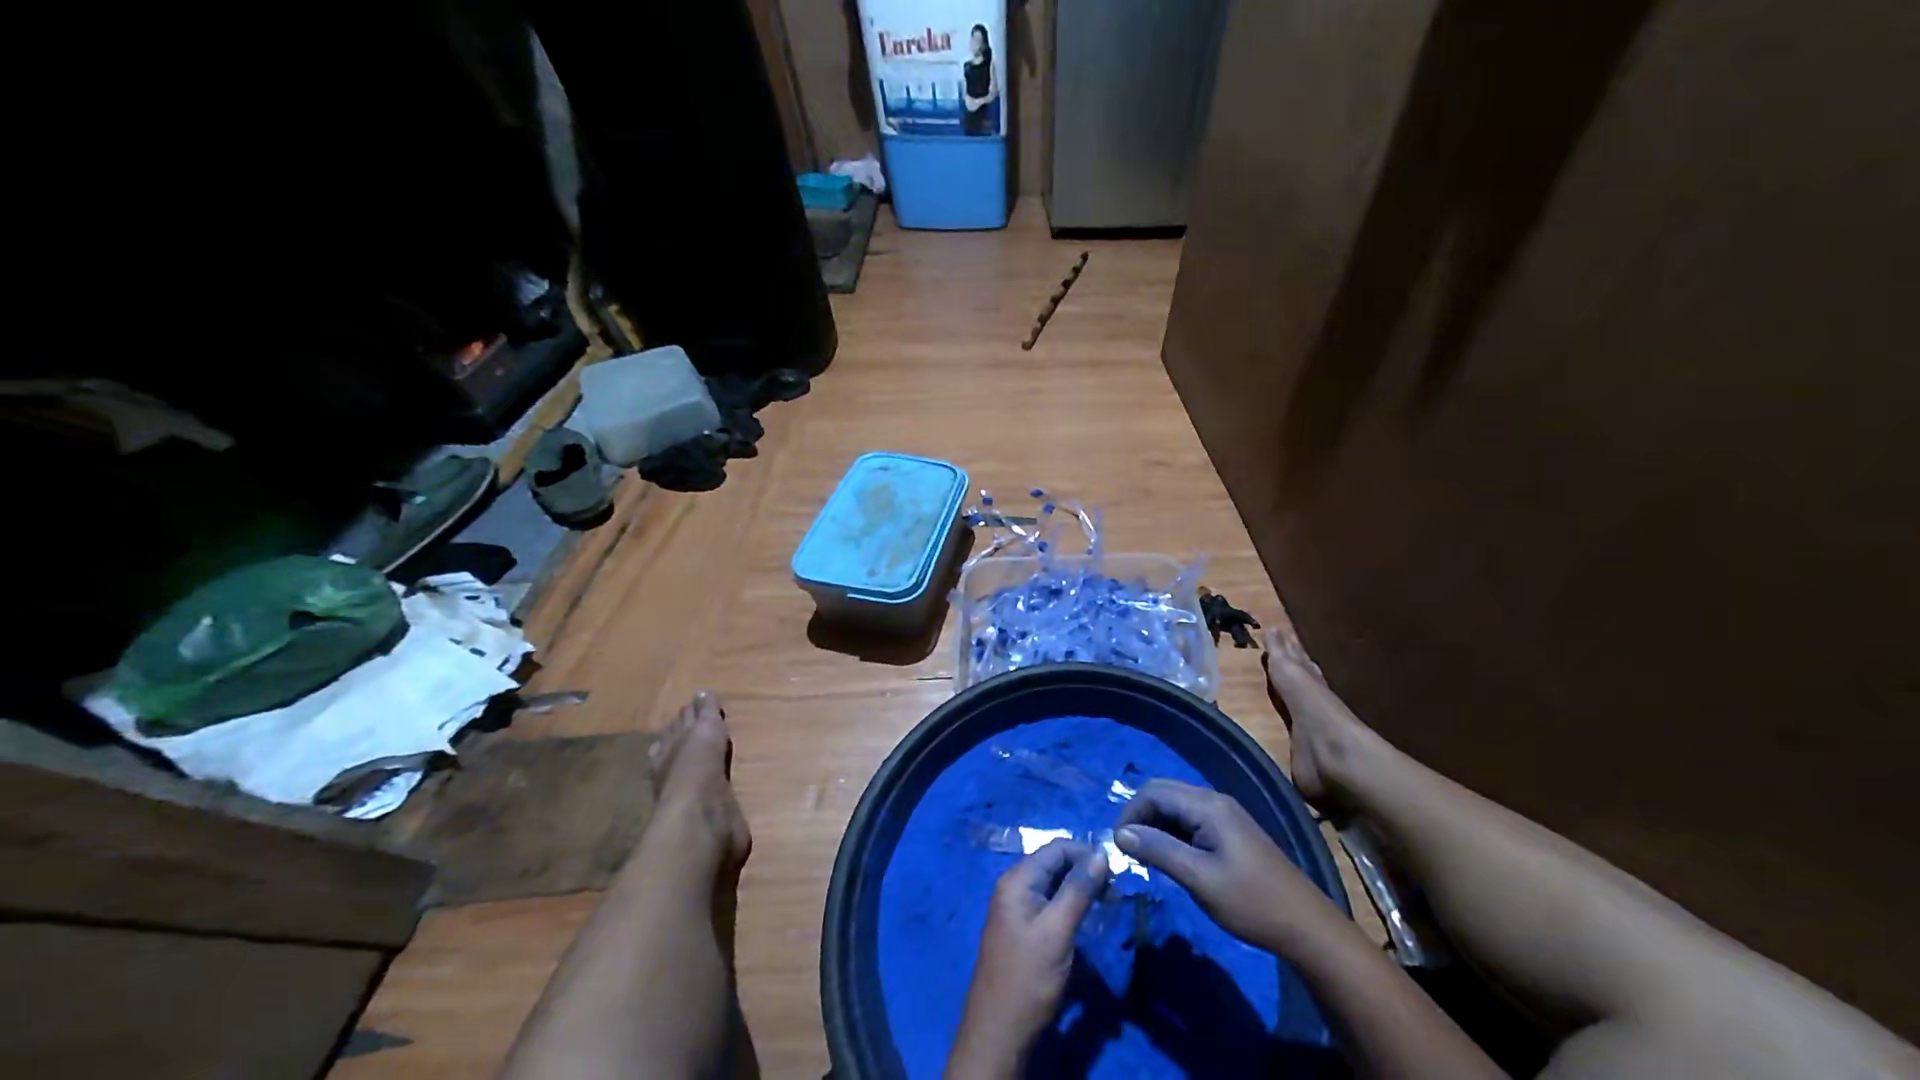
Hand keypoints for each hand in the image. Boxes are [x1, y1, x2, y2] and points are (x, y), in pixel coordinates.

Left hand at [946, 841, 1108, 1079]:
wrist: (1000, 1029)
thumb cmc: (1029, 976)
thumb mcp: (1057, 930)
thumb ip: (1078, 889)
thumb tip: (1100, 854)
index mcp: (1016, 879)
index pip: (1056, 847)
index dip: (1086, 853)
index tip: (1116, 872)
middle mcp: (1013, 886)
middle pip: (1054, 863)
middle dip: (1085, 871)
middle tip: (1115, 891)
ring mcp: (1016, 907)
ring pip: (1053, 884)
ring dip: (1080, 889)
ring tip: (1107, 904)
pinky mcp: (1023, 927)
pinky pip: (1049, 903)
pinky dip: (1070, 905)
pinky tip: (1087, 919)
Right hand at [1114, 779, 1341, 954]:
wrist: (1306, 927)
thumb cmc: (1251, 903)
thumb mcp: (1198, 878)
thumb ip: (1158, 850)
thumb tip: (1119, 834)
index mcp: (1208, 805)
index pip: (1153, 792)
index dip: (1130, 814)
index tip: (1119, 847)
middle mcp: (1215, 801)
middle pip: (1163, 793)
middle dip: (1140, 816)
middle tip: (1130, 851)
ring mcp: (1225, 815)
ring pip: (1176, 806)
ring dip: (1155, 826)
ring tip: (1146, 858)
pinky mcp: (1230, 832)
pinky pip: (1190, 820)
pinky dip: (1172, 833)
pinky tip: (1170, 859)